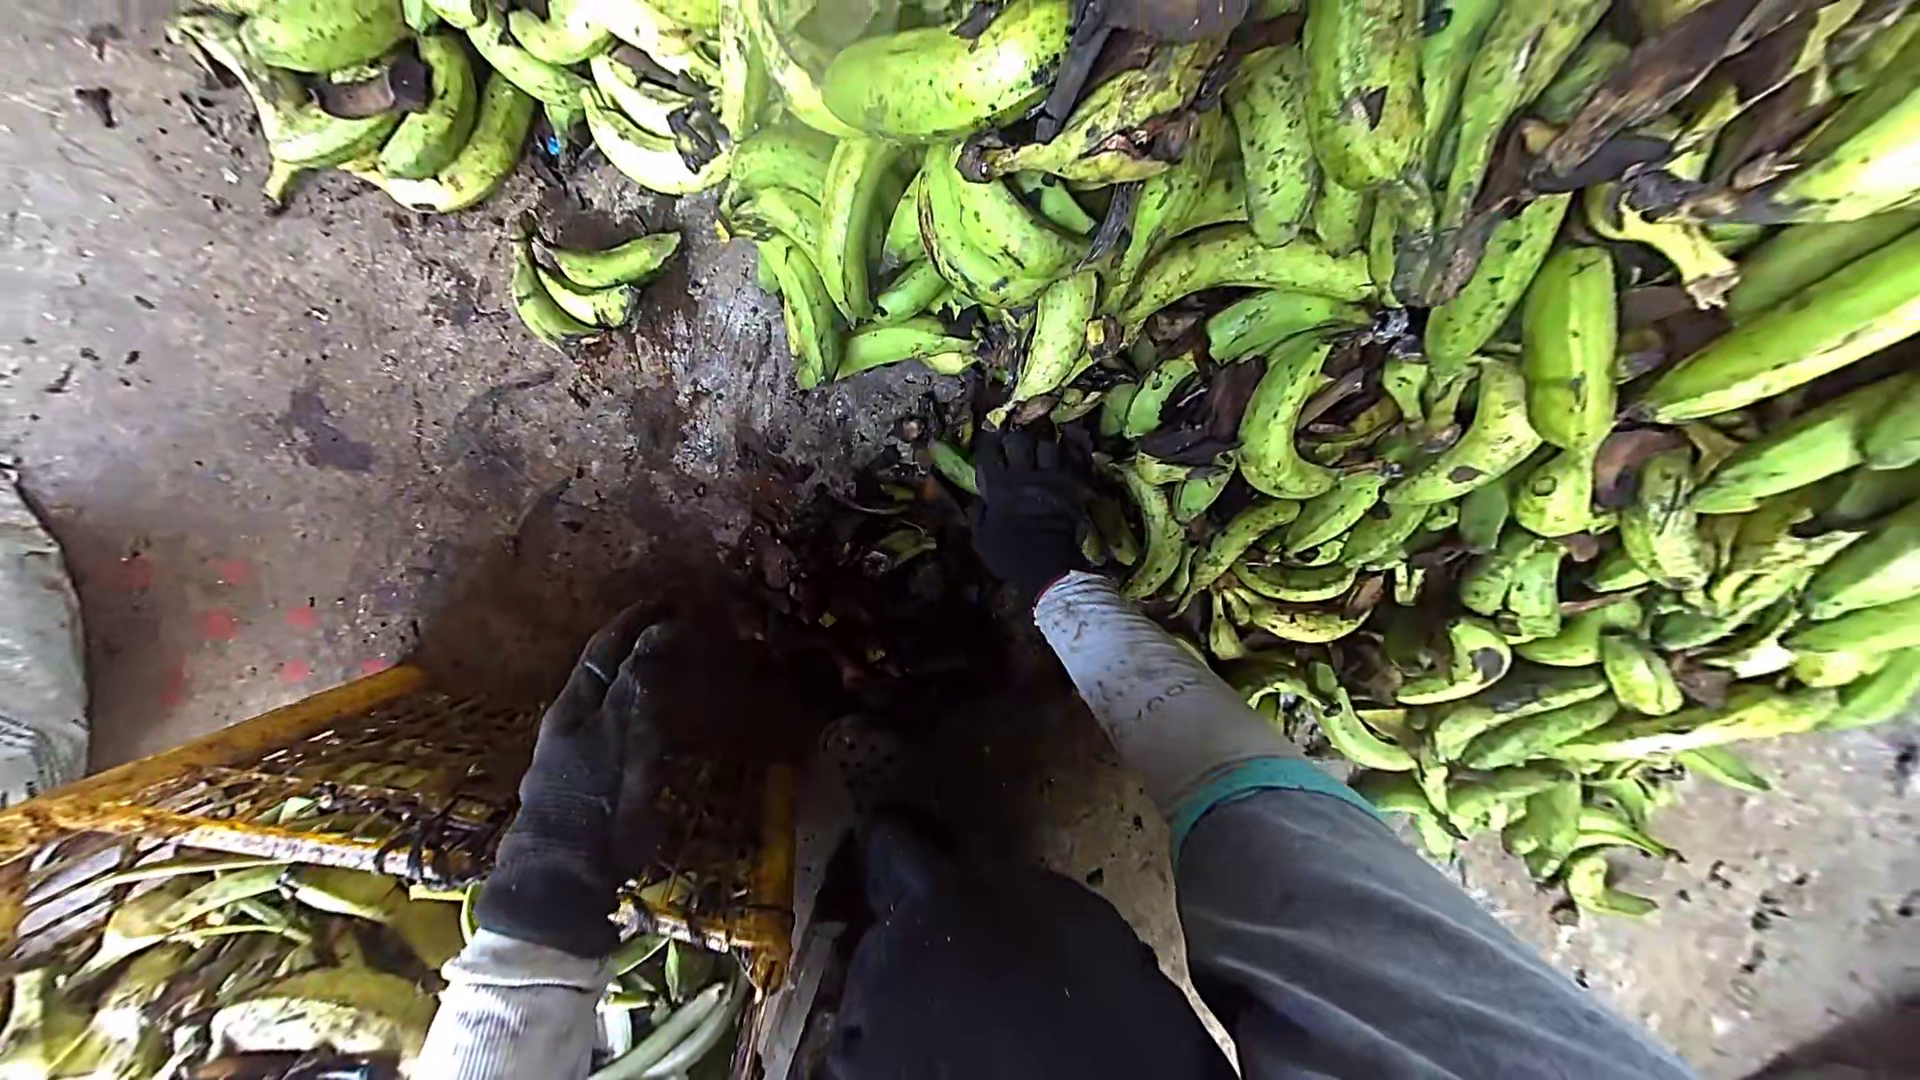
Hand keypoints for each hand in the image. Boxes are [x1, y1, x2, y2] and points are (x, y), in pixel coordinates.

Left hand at [477, 604, 668, 958]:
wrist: (565, 875)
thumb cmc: (592, 801)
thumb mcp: (620, 736)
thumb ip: (639, 684)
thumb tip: (660, 631)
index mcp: (575, 705)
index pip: (606, 648)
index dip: (635, 620)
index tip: (668, 599)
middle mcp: (576, 719)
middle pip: (609, 667)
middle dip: (640, 639)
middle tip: (678, 620)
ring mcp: (585, 747)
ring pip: (617, 693)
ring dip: (644, 668)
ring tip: (675, 652)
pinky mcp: (600, 772)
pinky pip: (627, 722)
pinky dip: (647, 701)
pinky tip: (662, 704)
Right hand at [970, 430, 1087, 603]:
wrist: (1048, 564)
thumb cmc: (1010, 555)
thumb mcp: (981, 539)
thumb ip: (978, 514)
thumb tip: (979, 498)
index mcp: (998, 486)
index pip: (988, 452)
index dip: (986, 446)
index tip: (987, 448)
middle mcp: (1023, 474)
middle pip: (1018, 440)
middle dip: (1013, 442)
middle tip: (1012, 449)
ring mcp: (1049, 477)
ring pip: (1046, 445)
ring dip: (1041, 448)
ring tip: (1039, 456)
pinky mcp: (1071, 485)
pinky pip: (1069, 461)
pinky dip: (1063, 459)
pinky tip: (1058, 463)